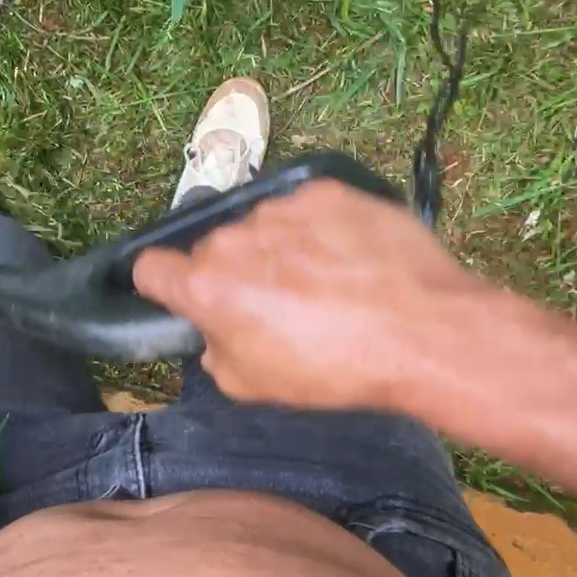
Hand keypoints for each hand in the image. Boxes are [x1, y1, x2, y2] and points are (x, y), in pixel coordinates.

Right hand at [132, 181, 490, 411]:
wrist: (428, 333)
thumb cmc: (335, 368)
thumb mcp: (251, 385)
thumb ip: (214, 351)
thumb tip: (218, 333)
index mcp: (206, 286)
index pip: (148, 268)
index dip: (160, 284)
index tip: (181, 294)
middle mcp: (233, 239)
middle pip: (211, 249)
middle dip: (232, 273)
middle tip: (273, 302)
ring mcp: (281, 210)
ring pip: (258, 228)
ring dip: (275, 249)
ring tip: (322, 281)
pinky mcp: (325, 192)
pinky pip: (302, 209)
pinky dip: (315, 230)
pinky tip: (347, 258)